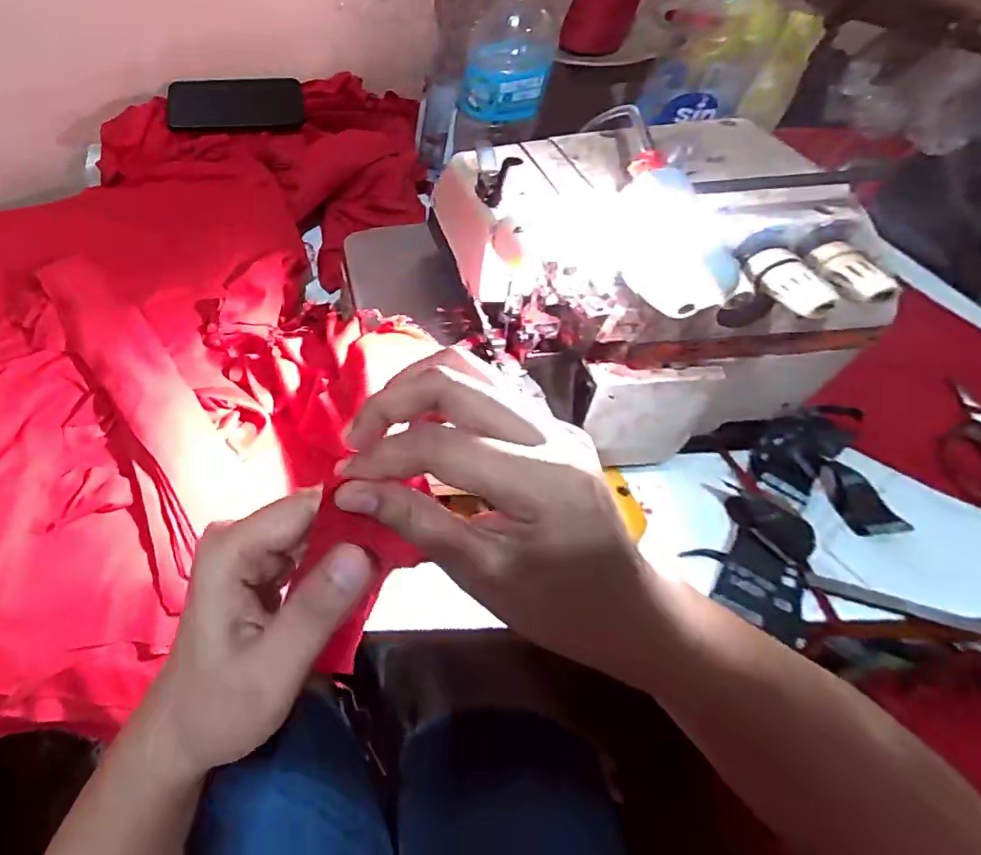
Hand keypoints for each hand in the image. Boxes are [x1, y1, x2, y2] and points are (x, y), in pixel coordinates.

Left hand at [123, 493, 372, 780]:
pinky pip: (304, 553)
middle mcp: (235, 535)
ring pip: (310, 533)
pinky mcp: (255, 566)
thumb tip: (362, 551)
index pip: (303, 507)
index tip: (398, 529)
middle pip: (308, 516)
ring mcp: (244, 549)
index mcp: (230, 547)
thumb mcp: (274, 669)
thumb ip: (316, 609)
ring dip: (348, 550)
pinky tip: (362, 581)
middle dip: (354, 531)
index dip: (352, 510)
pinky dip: (333, 567)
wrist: (183, 731)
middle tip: (401, 555)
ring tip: (390, 566)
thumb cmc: (220, 707)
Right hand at [336, 348, 682, 684]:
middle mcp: (548, 433)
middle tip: (357, 440)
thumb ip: (415, 524)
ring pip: (468, 368)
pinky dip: (438, 396)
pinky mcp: (545, 423)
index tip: (345, 480)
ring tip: (381, 425)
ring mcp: (550, 421)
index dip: (381, 457)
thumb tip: (350, 493)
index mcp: (541, 478)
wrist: (634, 611)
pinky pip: (482, 387)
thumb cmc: (562, 608)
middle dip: (390, 402)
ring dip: (412, 388)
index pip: (440, 443)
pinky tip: (418, 426)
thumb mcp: (484, 576)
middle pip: (452, 378)